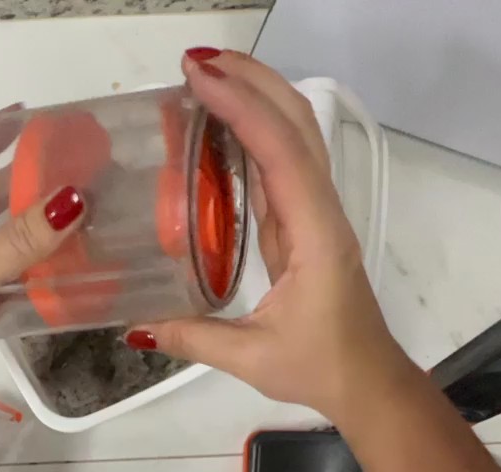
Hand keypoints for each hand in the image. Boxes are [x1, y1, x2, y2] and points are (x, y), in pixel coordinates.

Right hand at [129, 50, 413, 423]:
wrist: (365, 380)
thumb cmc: (319, 367)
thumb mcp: (251, 357)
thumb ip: (193, 338)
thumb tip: (136, 326)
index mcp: (314, 235)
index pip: (281, 153)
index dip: (242, 108)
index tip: (198, 78)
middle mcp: (319, 213)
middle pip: (296, 124)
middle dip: (251, 82)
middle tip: (196, 63)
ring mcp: (314, 217)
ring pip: (294, 138)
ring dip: (256, 101)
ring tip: (207, 80)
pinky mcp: (304, 229)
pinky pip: (280, 169)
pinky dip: (253, 139)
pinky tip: (220, 133)